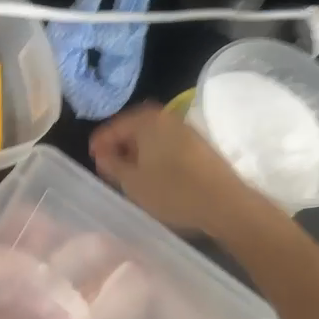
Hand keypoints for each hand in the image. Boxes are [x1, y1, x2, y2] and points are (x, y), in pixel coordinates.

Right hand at [89, 103, 259, 235]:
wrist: (225, 203)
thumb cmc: (173, 191)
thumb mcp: (133, 183)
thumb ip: (112, 165)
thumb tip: (102, 153)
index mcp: (145, 119)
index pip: (113, 126)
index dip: (100, 143)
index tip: (92, 159)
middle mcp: (164, 116)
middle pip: (133, 127)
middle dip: (120, 145)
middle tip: (109, 166)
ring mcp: (184, 128)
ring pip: (151, 136)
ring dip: (138, 151)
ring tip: (131, 173)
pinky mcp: (197, 143)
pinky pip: (167, 143)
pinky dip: (156, 154)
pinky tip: (155, 174)